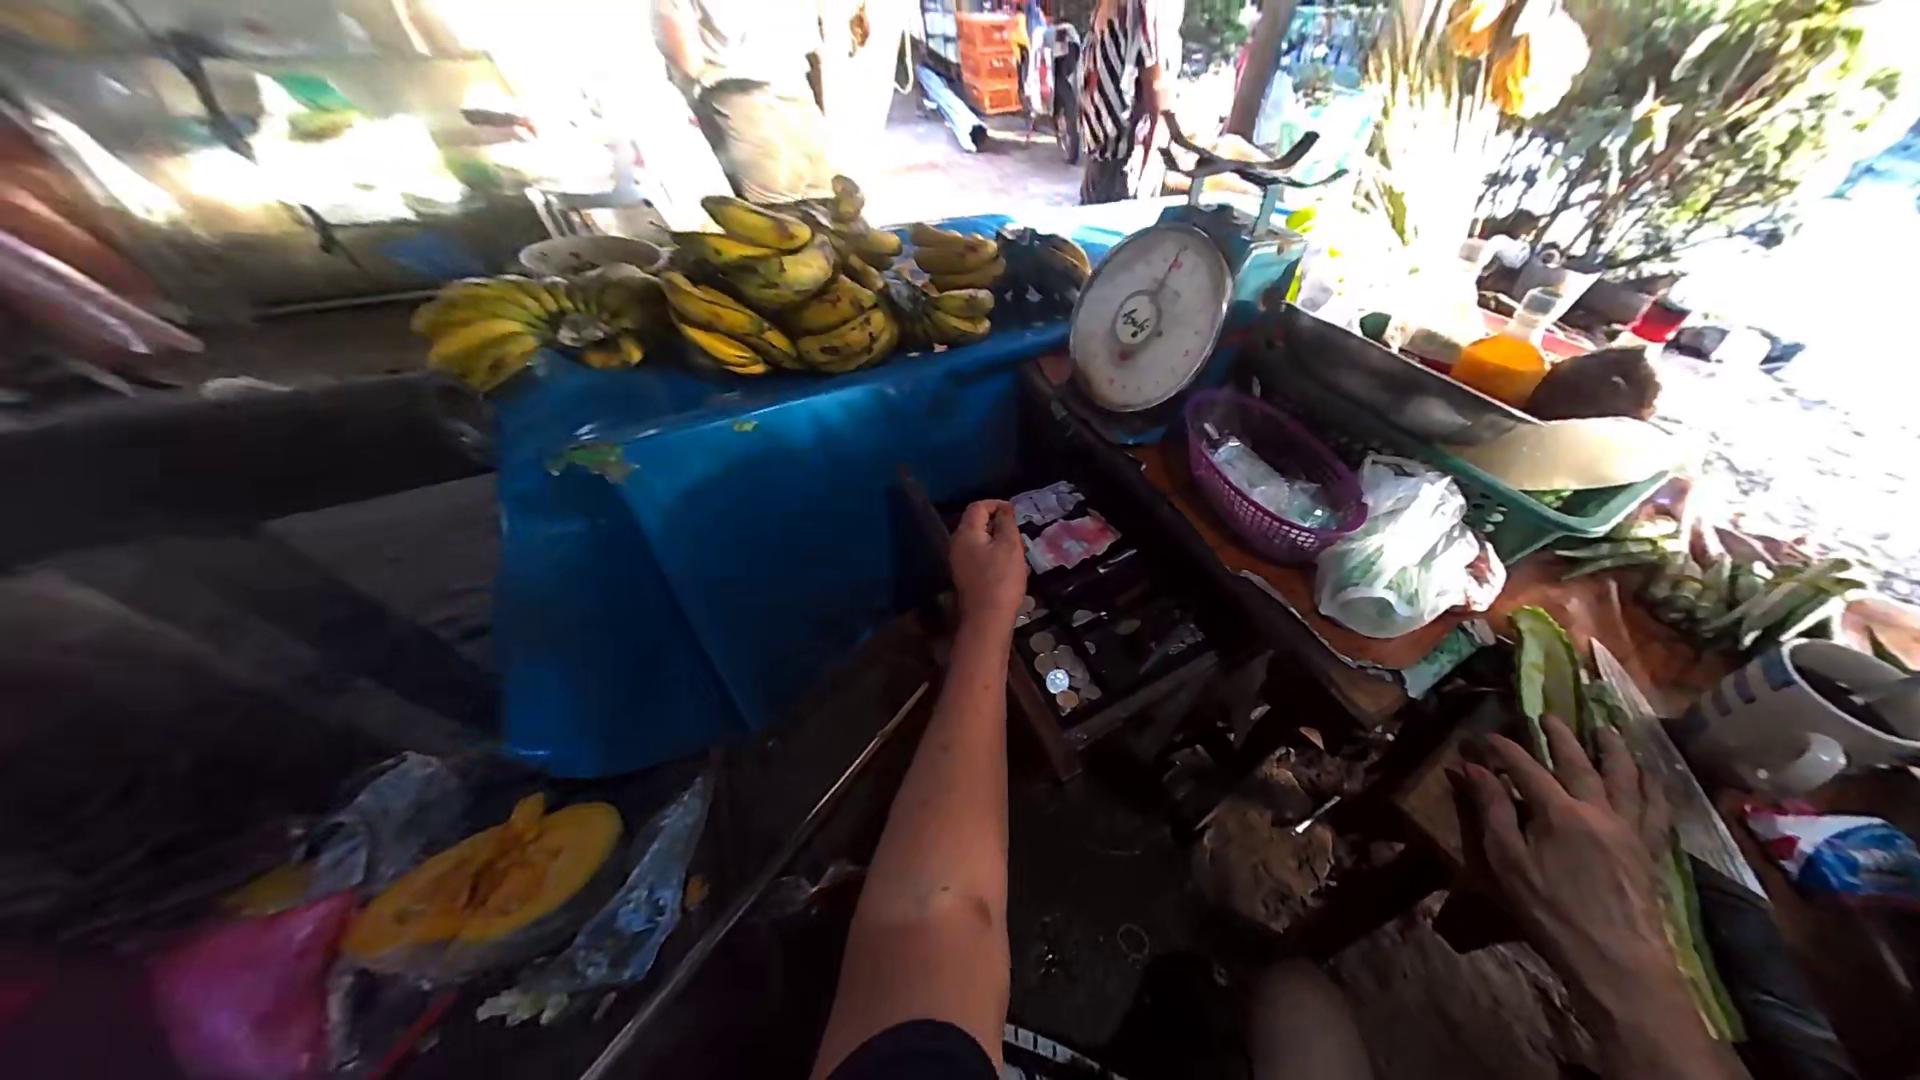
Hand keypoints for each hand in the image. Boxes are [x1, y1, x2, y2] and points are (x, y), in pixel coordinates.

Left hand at [949, 500, 1027, 626]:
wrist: (987, 620)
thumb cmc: (1001, 580)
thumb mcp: (1010, 547)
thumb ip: (1006, 523)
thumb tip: (1003, 509)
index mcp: (966, 533)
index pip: (977, 506)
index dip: (996, 504)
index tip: (1014, 512)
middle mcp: (957, 544)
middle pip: (975, 522)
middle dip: (997, 522)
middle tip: (1017, 532)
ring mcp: (959, 561)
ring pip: (978, 540)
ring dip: (996, 539)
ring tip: (1016, 549)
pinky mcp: (965, 575)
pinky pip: (978, 555)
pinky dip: (992, 553)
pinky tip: (1007, 565)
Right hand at [1455, 716, 1683, 1029]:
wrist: (1616, 959)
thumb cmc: (1549, 907)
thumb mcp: (1505, 858)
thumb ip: (1491, 808)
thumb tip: (1472, 768)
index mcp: (1559, 812)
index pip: (1525, 766)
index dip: (1501, 748)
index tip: (1482, 737)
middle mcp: (1598, 811)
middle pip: (1579, 764)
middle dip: (1560, 737)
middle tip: (1549, 716)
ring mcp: (1630, 830)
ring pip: (1626, 780)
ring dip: (1614, 751)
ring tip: (1607, 730)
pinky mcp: (1649, 850)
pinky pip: (1656, 809)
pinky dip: (1652, 787)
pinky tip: (1650, 777)